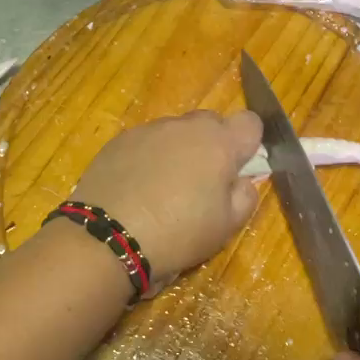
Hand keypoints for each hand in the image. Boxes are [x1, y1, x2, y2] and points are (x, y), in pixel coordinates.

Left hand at [69, 109, 262, 290]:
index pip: (250, 122)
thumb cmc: (178, 233)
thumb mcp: (226, 226)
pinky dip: (149, 158)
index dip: (249, 143)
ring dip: (178, 151)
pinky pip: (146, 142)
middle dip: (213, 145)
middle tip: (202, 183)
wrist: (109, 237)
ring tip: (164, 189)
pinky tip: (138, 189)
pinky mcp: (120, 140)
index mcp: (219, 143)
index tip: (238, 169)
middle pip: (211, 123)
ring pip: (176, 131)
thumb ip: (245, 196)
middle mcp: (185, 126)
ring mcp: (149, 130)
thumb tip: (242, 180)